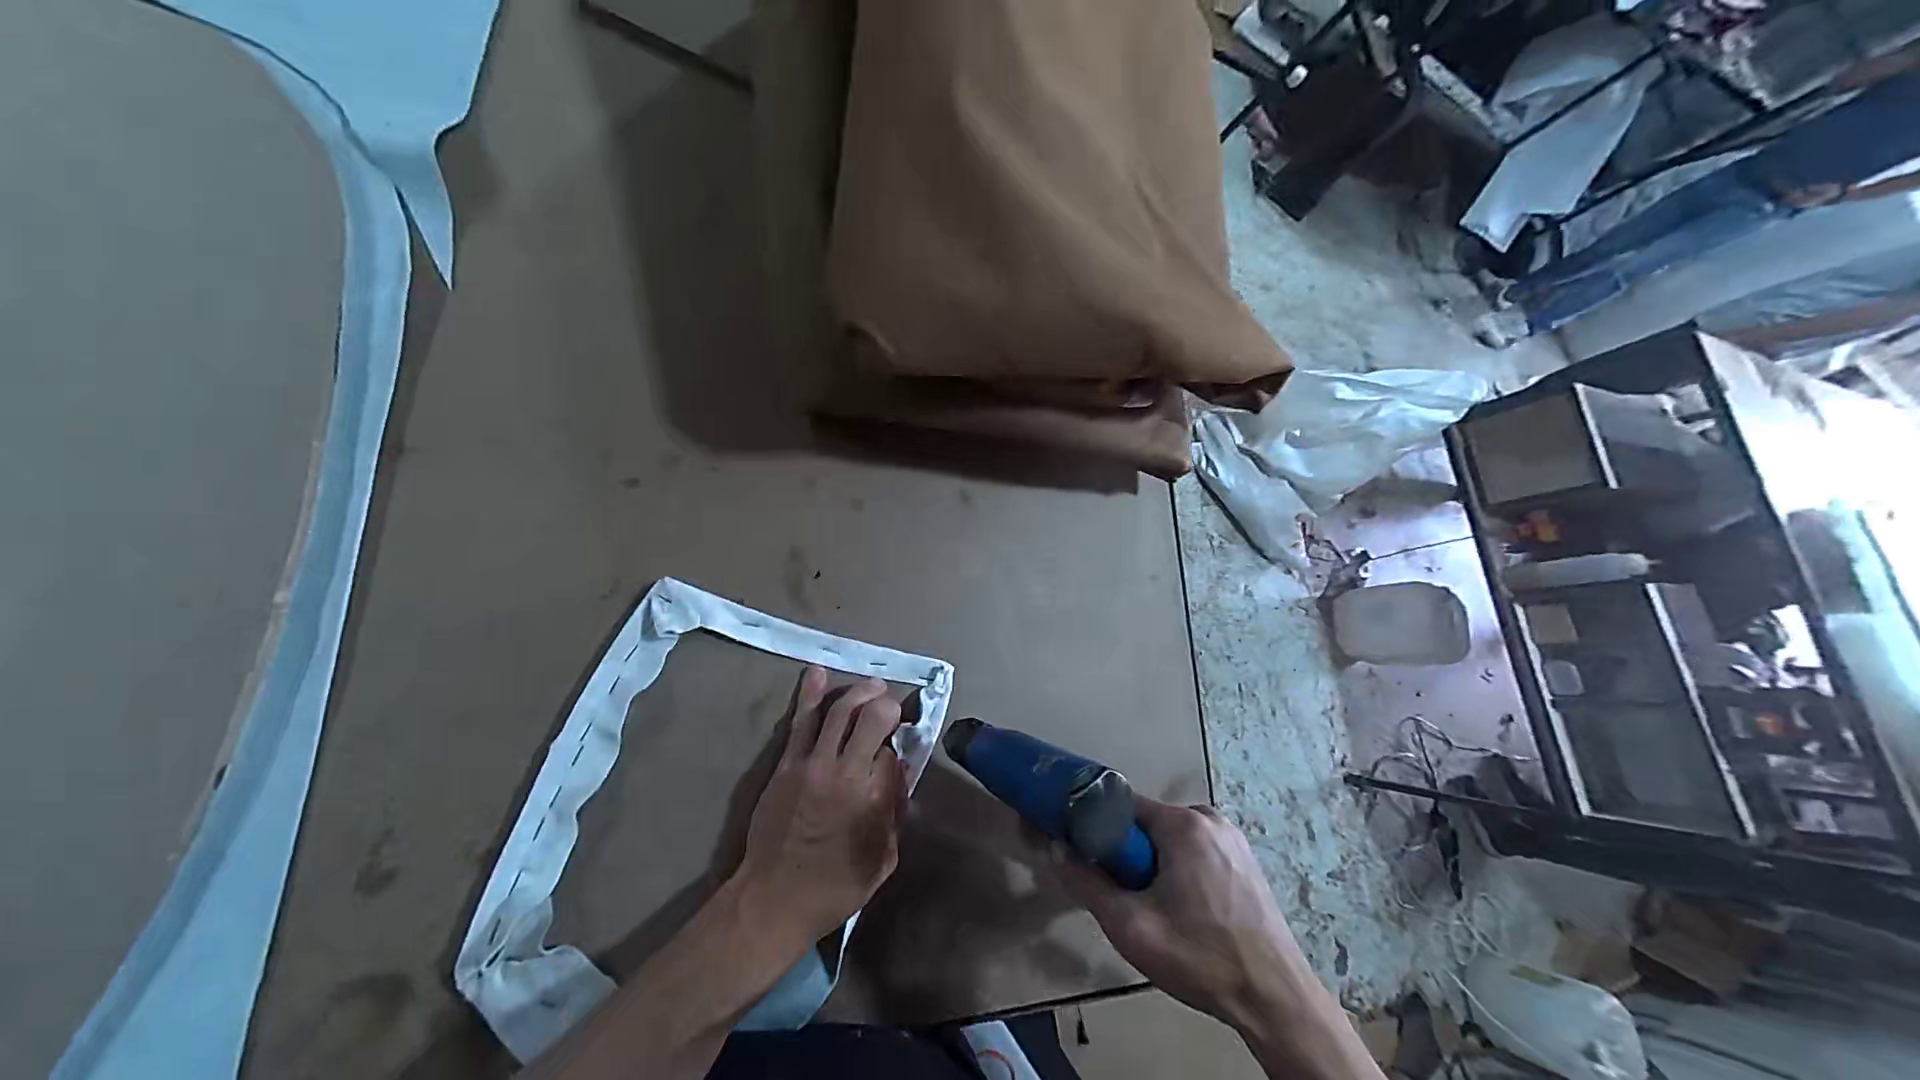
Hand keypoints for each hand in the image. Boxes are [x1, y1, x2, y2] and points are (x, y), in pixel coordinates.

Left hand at [732, 667, 906, 948]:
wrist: (773, 899)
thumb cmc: (834, 886)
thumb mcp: (882, 859)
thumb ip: (894, 812)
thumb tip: (898, 774)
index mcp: (873, 799)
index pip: (893, 753)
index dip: (899, 748)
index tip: (899, 748)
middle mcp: (845, 773)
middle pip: (871, 719)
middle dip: (886, 705)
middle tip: (891, 703)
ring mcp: (812, 764)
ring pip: (838, 712)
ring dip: (859, 692)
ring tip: (872, 685)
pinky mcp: (786, 765)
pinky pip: (801, 722)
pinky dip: (812, 694)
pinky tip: (819, 673)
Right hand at [1052, 798, 1305, 1033]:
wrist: (1276, 1001)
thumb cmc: (1201, 959)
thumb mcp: (1130, 927)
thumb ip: (1087, 884)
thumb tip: (1057, 850)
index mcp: (1184, 823)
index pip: (1120, 805)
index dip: (1096, 828)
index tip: (1087, 858)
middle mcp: (1210, 819)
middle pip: (1146, 823)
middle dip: (1129, 855)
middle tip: (1129, 899)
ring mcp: (1232, 838)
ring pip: (1169, 840)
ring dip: (1154, 866)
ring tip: (1158, 911)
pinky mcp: (1244, 859)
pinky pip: (1194, 852)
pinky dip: (1180, 872)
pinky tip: (1186, 912)